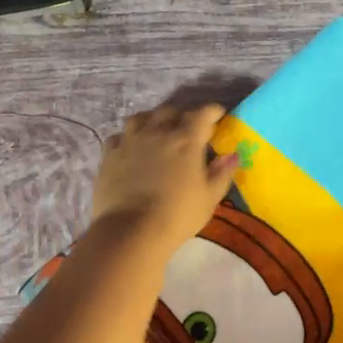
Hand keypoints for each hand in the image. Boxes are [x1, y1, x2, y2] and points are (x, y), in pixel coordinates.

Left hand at [90, 105, 239, 251]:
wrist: (131, 231)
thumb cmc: (177, 216)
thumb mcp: (209, 198)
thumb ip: (222, 174)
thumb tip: (232, 155)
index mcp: (186, 140)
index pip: (202, 114)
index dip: (212, 112)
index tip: (218, 115)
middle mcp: (157, 133)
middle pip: (170, 112)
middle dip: (182, 116)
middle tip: (188, 128)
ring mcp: (130, 141)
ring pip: (141, 118)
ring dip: (152, 120)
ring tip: (156, 131)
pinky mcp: (109, 155)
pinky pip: (118, 136)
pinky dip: (127, 138)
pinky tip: (130, 148)